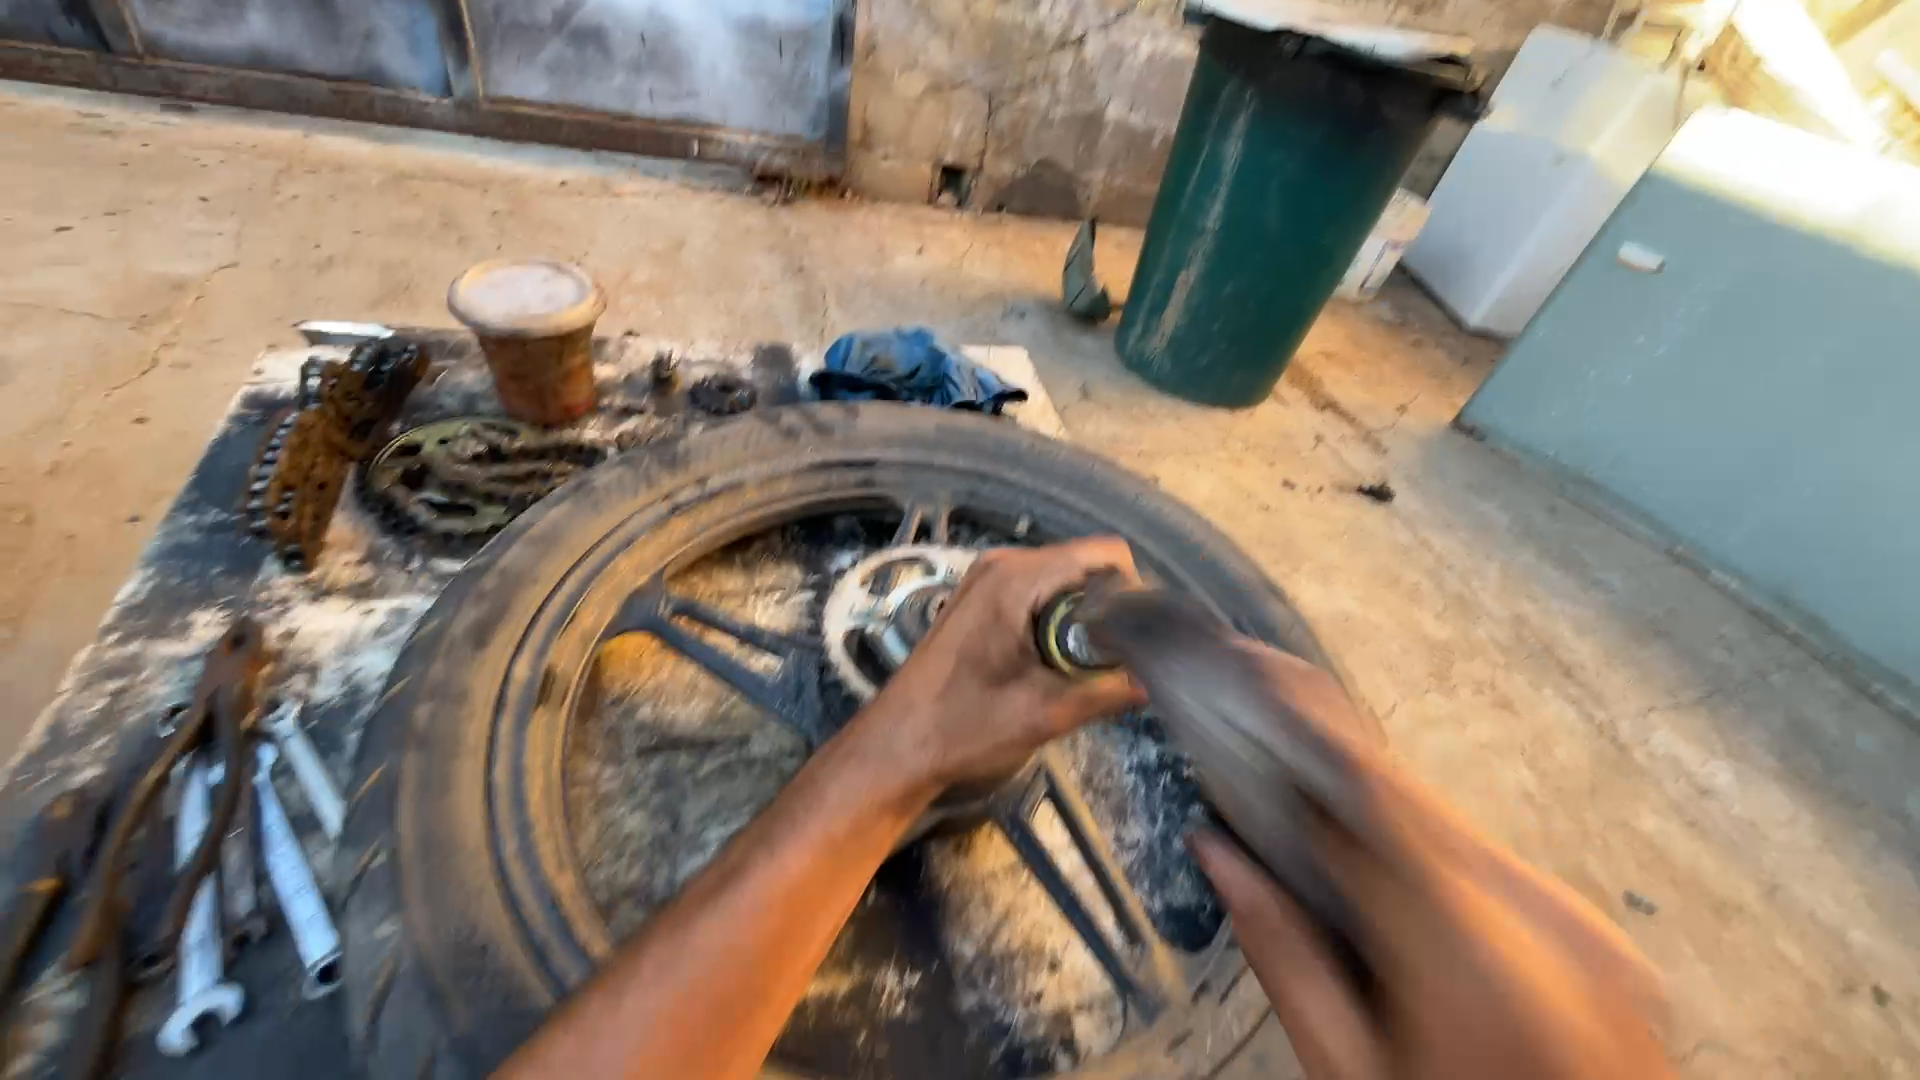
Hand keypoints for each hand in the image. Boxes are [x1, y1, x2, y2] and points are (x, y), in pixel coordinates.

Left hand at [851, 538, 1147, 793]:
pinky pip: (1037, 591)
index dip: (1133, 590)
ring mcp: (987, 577)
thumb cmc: (964, 726)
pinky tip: (1055, 660)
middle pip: (1083, 563)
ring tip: (1086, 665)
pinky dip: (1056, 618)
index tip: (1141, 635)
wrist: (898, 744)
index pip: (1104, 553)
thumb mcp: (1045, 713)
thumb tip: (1158, 678)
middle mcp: (1002, 564)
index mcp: (1017, 578)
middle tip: (1116, 658)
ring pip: (1062, 579)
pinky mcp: (980, 596)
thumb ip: (1107, 690)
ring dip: (1082, 616)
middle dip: (1108, 606)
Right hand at [1188, 644, 1668, 1079]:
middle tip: (1263, 742)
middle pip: (1414, 803)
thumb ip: (1282, 953)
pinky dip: (1423, 850)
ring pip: (1450, 828)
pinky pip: (1485, 864)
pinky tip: (1381, 869)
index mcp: (1476, 958)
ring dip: (1375, 809)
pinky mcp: (1599, 939)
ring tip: (1307, 806)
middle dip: (1333, 767)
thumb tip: (1214, 848)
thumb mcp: (1348, 1075)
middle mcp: (1548, 921)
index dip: (1312, 729)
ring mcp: (1587, 927)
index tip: (1258, 680)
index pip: (1376, 798)